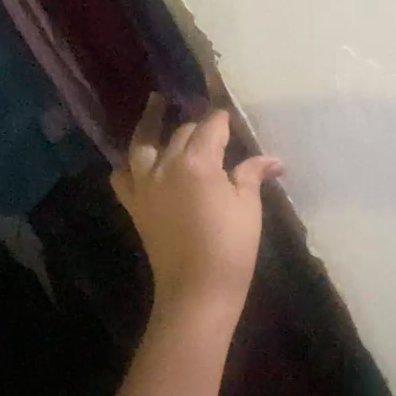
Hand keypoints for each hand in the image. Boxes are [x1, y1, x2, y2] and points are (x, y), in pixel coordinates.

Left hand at [111, 95, 282, 321]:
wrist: (196, 292)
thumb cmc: (230, 247)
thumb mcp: (248, 206)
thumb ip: (251, 174)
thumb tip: (272, 159)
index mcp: (198, 162)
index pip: (211, 126)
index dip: (223, 119)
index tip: (232, 114)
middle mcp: (166, 166)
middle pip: (182, 132)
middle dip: (198, 126)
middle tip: (212, 125)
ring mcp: (145, 186)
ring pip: (142, 143)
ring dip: (150, 123)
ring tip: (157, 103)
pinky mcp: (135, 206)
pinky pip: (123, 175)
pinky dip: (129, 162)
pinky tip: (138, 158)